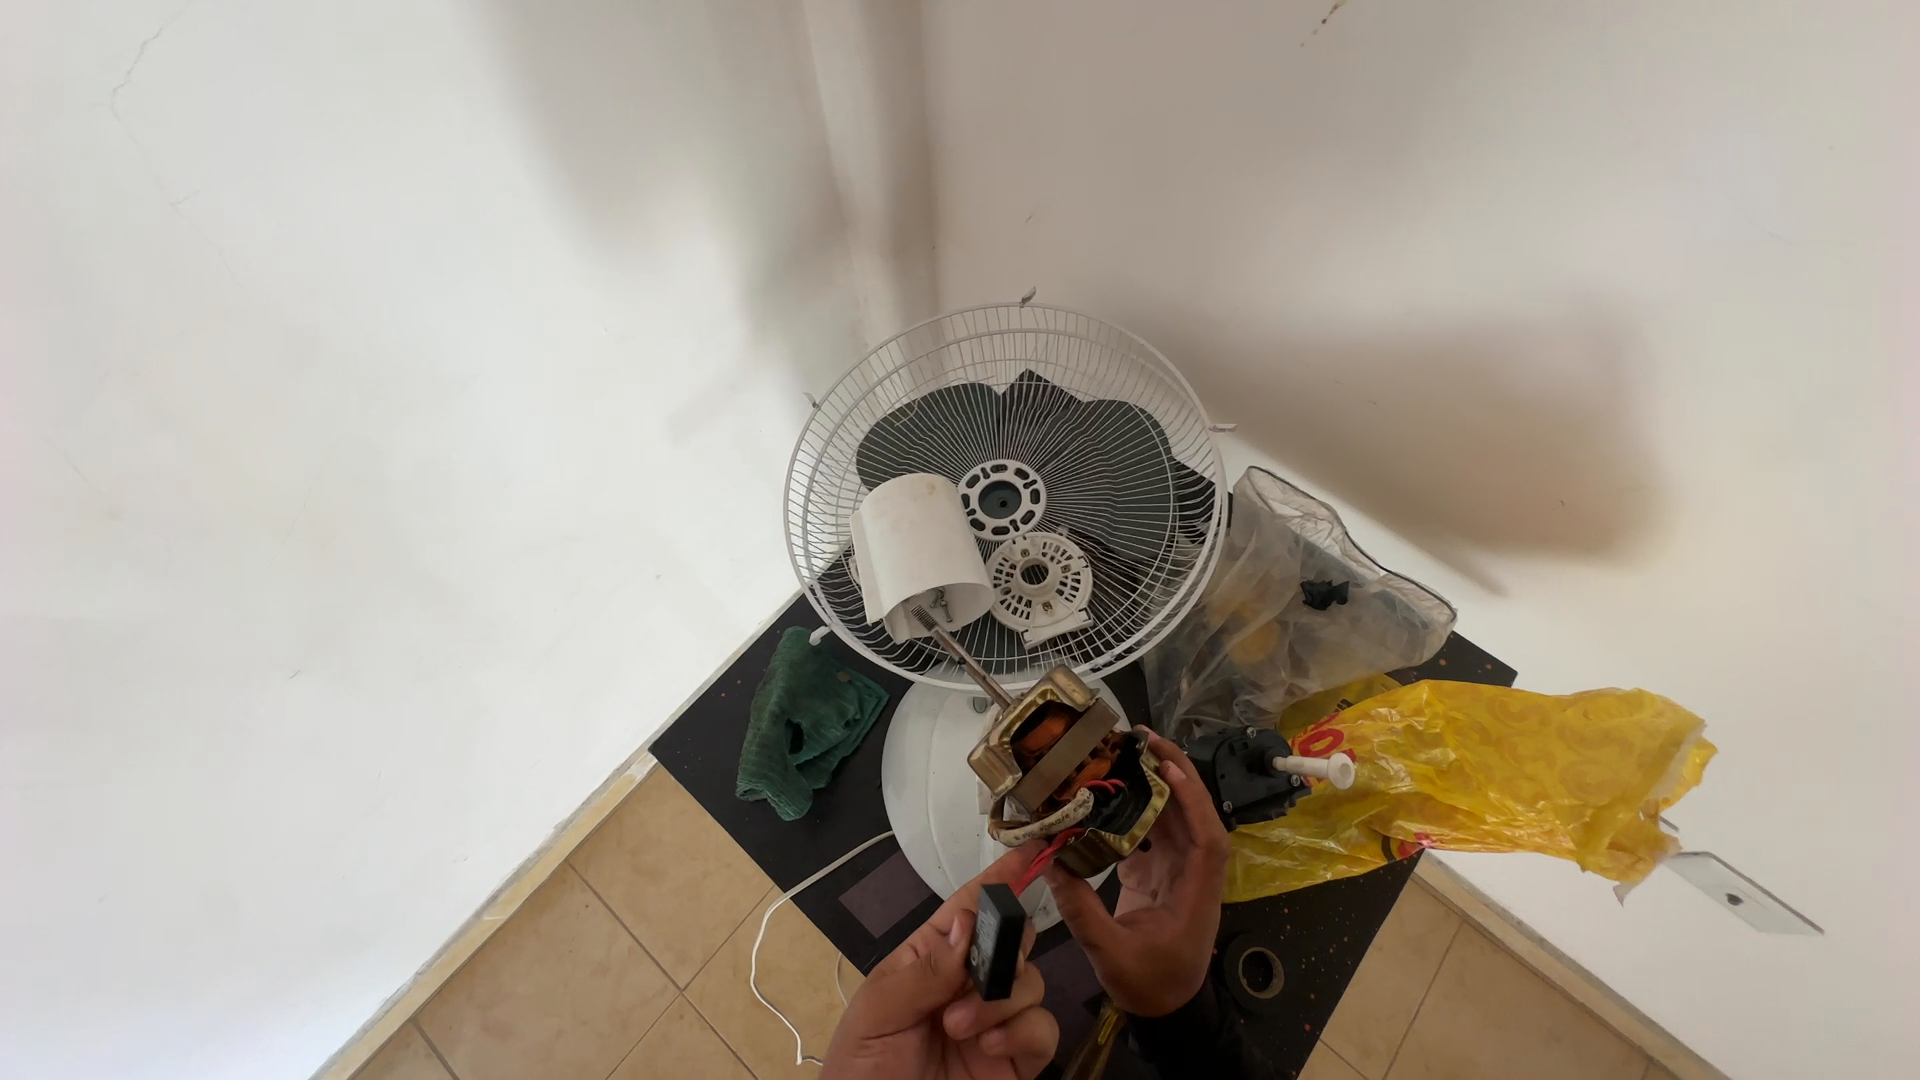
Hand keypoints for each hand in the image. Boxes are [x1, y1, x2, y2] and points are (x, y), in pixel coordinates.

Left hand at [822, 842, 1058, 1078]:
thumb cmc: (862, 1070)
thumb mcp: (878, 1011)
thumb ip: (924, 969)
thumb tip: (967, 922)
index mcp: (932, 957)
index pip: (971, 908)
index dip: (1000, 878)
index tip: (1031, 850)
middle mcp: (969, 984)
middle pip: (1012, 939)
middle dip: (1005, 944)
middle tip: (973, 975)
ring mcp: (995, 1023)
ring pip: (1030, 981)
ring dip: (999, 1000)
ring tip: (958, 1027)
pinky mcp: (1017, 1062)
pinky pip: (1044, 1030)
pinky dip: (1024, 1032)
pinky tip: (990, 1049)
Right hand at [1045, 728, 1230, 1016]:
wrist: (1165, 1010)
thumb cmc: (1149, 986)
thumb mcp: (1110, 954)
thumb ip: (1081, 909)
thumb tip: (1049, 860)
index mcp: (1195, 894)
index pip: (1206, 838)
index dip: (1192, 801)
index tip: (1169, 769)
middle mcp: (1192, 873)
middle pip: (1193, 814)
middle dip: (1175, 771)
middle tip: (1143, 738)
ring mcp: (1177, 869)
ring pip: (1174, 815)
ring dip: (1158, 780)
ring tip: (1128, 749)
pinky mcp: (1159, 870)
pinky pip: (1154, 828)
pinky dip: (1139, 803)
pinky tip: (1114, 784)